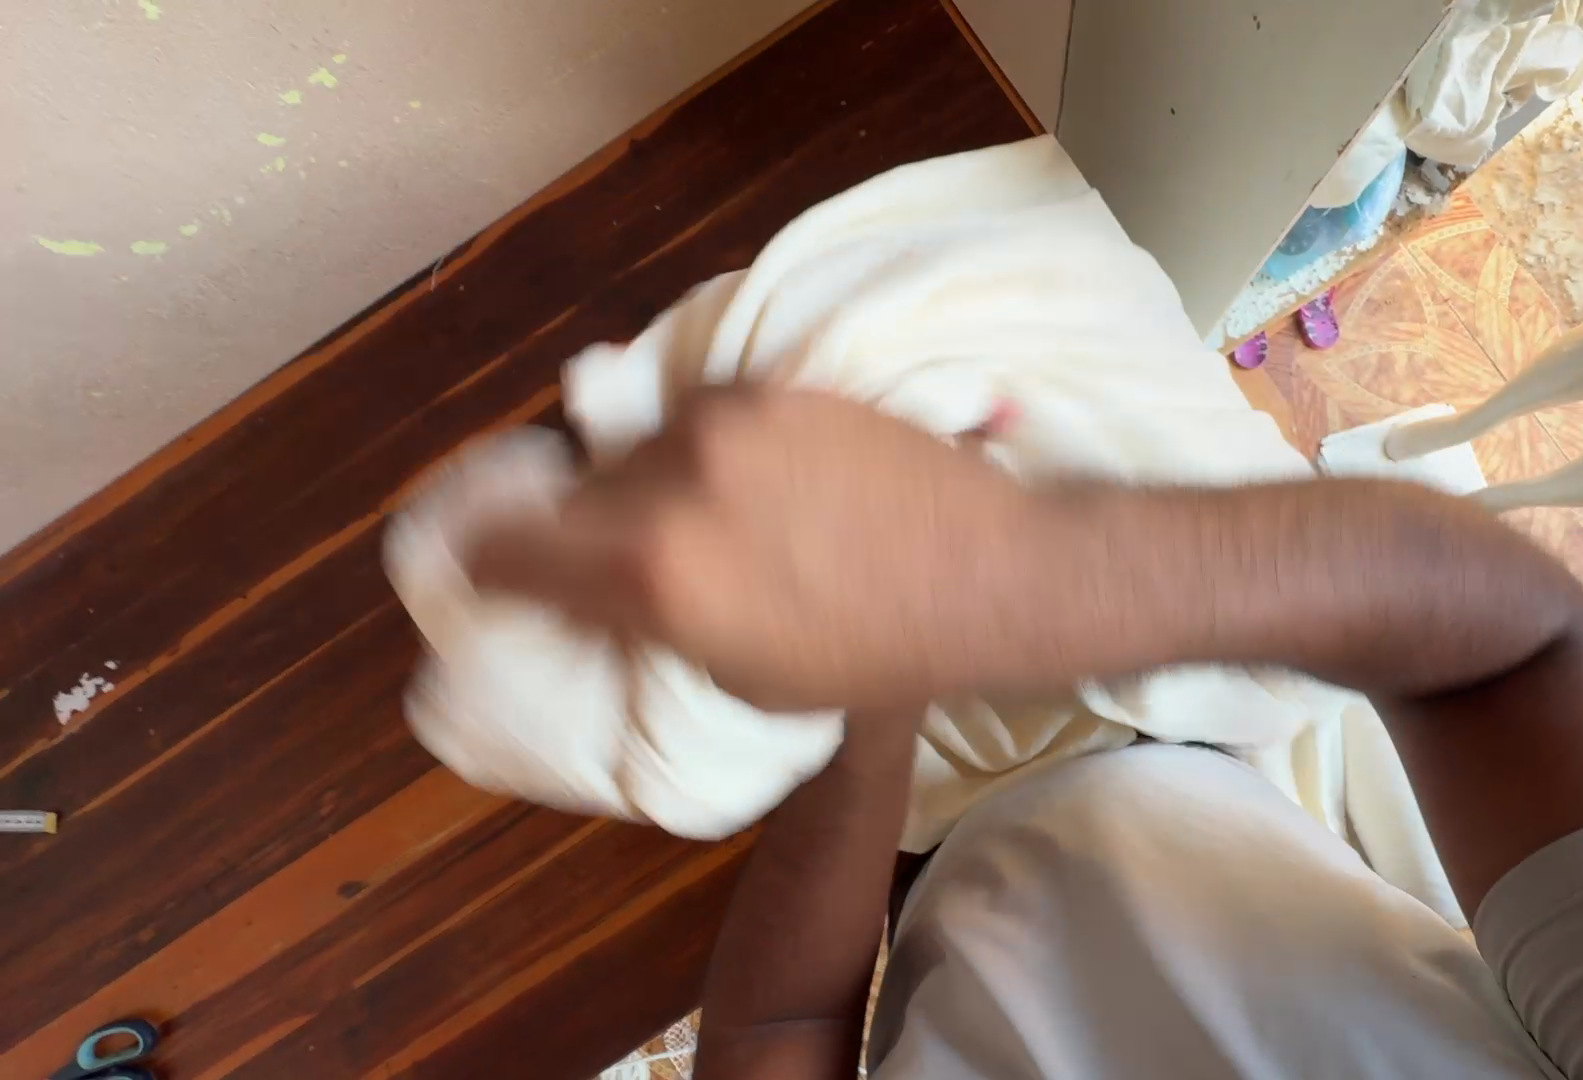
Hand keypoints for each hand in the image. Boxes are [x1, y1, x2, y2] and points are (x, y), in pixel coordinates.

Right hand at [468, 387, 1058, 709]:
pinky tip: (774, 477)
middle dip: (596, 527)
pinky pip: (711, 415)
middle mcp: (674, 479)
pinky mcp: (781, 386)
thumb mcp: (745, 678)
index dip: (491, 559)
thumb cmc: (874, 655)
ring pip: (647, 444)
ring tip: (731, 512)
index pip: (503, 547)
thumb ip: (658, 625)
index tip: (502, 564)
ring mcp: (730, 418)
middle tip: (648, 551)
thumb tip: (608, 589)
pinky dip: (719, 447)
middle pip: (578, 491)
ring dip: (664, 480)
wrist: (984, 574)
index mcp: (654, 574)